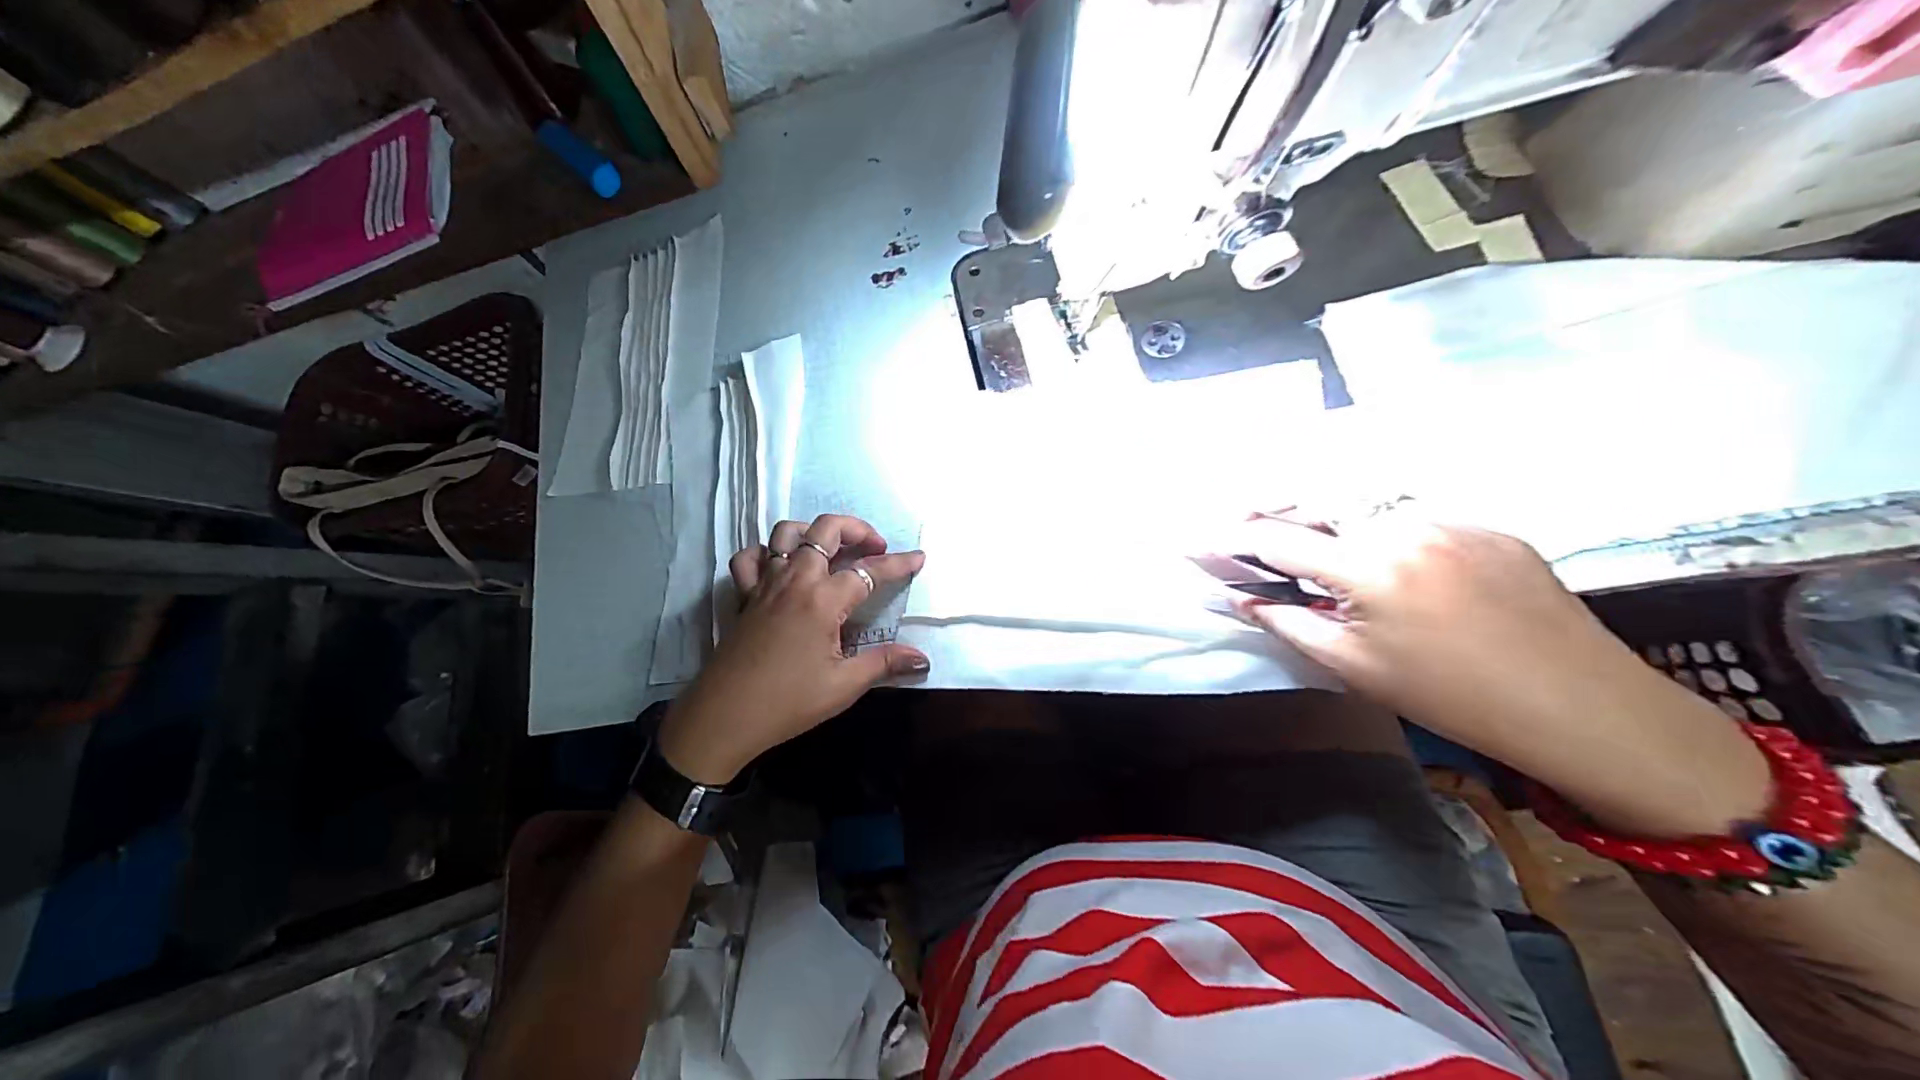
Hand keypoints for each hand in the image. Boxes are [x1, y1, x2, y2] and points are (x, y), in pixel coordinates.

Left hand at [657, 514, 927, 783]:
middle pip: (826, 530)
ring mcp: (765, 584)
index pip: (869, 571)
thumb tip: (921, 659)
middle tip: (875, 547)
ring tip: (830, 550)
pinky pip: (749, 558)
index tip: (919, 558)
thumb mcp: (843, 686)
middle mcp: (794, 580)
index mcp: (823, 600)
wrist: (724, 716)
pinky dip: (766, 552)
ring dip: (813, 532)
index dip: (898, 563)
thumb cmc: (788, 702)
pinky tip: (780, 566)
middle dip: (857, 529)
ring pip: (786, 533)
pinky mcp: (743, 596)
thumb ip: (883, 663)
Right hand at [1201, 508, 1770, 836]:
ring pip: (1368, 506)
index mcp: (1370, 567)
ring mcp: (1453, 521)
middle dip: (1273, 509)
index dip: (1233, 539)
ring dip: (1329, 518)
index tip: (1201, 541)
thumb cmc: (1452, 697)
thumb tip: (1239, 597)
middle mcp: (1406, 527)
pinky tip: (1389, 562)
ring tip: (1311, 540)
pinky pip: (1416, 519)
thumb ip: (1289, 622)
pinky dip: (1383, 531)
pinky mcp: (1489, 527)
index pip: (1279, 538)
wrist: (1581, 706)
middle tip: (1246, 523)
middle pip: (1318, 501)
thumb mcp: (1355, 667)